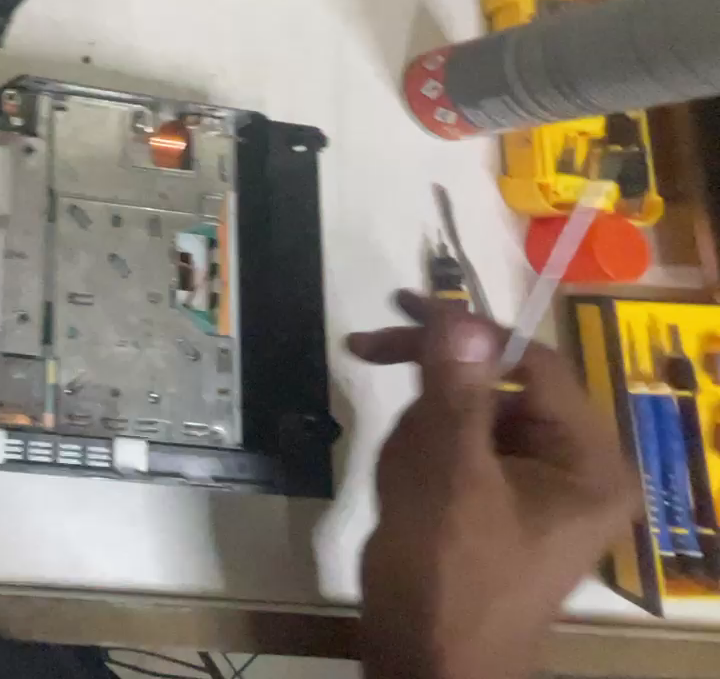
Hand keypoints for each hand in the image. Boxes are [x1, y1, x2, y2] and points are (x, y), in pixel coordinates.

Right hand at [347, 291, 637, 678]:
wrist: (429, 643)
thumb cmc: (446, 555)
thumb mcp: (445, 462)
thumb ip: (453, 386)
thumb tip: (459, 314)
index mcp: (587, 462)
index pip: (536, 366)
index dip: (471, 329)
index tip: (400, 306)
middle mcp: (573, 469)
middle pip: (504, 387)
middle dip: (434, 368)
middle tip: (362, 347)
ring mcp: (535, 488)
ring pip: (476, 414)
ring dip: (424, 411)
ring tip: (393, 447)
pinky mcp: (496, 501)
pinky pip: (464, 445)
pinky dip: (424, 438)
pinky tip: (400, 463)